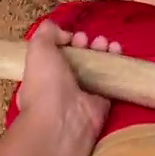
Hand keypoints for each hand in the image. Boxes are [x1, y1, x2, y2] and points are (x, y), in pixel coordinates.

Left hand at [15, 21, 119, 146]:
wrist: (62, 123)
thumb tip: (65, 34)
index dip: (64, 41)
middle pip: (77, 57)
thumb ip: (48, 32)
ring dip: (101, 49)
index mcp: (42, 75)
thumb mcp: (37, 48)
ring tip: (105, 42)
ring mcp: (82, 94)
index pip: (55, 54)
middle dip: (84, 44)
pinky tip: (117, 50)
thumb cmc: (45, 83)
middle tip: (87, 40)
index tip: (71, 37)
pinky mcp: (102, 103)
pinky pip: (110, 79)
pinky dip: (115, 62)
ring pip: (95, 66)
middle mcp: (61, 85)